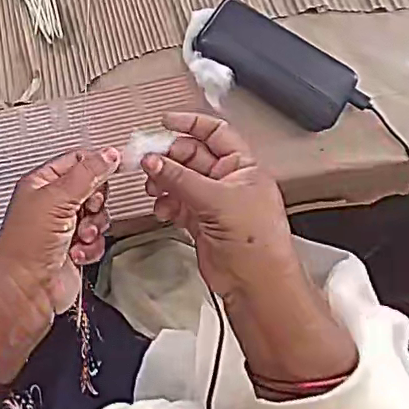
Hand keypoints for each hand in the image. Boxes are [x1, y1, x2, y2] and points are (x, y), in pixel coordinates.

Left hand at [0, 147, 117, 320]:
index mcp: (42, 183)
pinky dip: (92, 247)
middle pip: (92, 188)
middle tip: (86, 210)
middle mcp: (52, 203)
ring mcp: (64, 226)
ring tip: (80, 236)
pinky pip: (97, 239)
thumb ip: (86, 174)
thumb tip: (108, 154)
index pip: (76, 161)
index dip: (94, 166)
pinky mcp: (74, 248)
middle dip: (95, 202)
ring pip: (98, 215)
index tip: (108, 173)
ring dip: (94, 227)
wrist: (24, 293)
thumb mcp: (57, 199)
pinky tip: (77, 253)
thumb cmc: (25, 246)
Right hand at [141, 112, 298, 301]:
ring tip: (154, 187)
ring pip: (180, 180)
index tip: (166, 122)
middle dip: (169, 158)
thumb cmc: (258, 243)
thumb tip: (154, 160)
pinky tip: (162, 208)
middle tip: (149, 161)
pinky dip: (166, 203)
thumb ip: (180, 178)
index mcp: (242, 166)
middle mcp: (228, 181)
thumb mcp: (217, 200)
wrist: (257, 286)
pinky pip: (176, 202)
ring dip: (163, 182)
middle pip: (191, 156)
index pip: (215, 132)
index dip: (190, 123)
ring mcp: (213, 201)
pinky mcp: (201, 221)